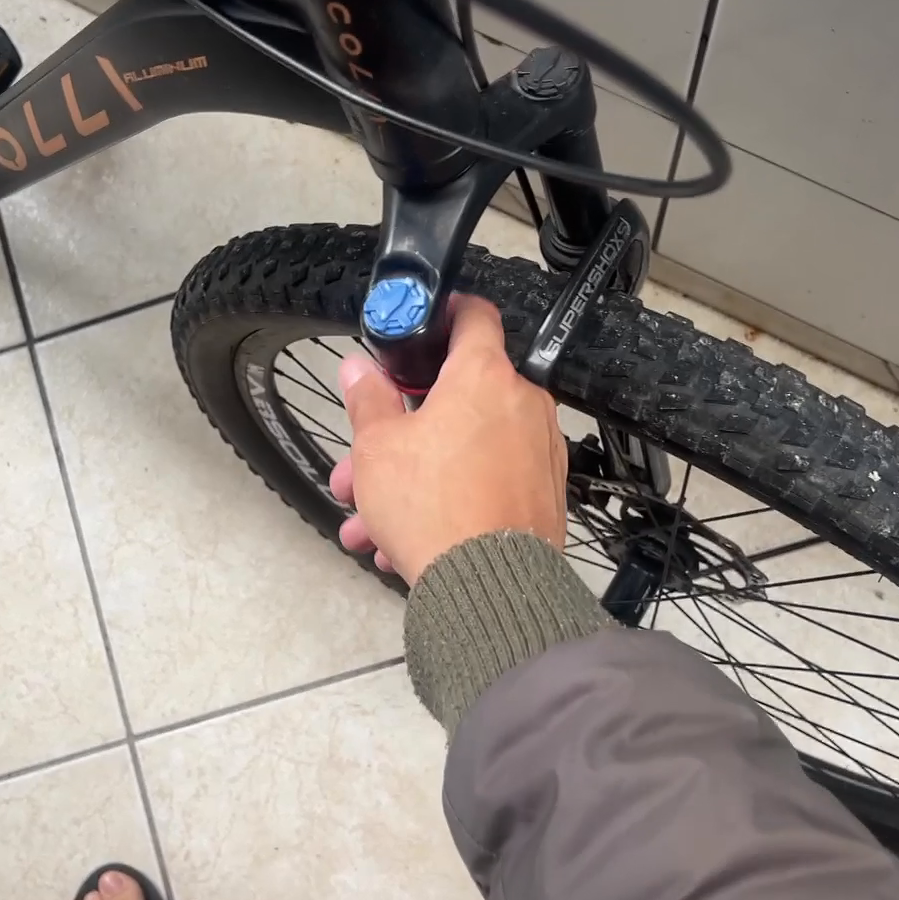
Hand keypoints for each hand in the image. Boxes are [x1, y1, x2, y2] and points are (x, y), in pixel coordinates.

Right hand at [331, 295, 567, 585]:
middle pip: (452, 400)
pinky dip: (445, 501)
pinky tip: (400, 540)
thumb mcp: (378, 448)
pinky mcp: (541, 494)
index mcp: (482, 377)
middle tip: (362, 464)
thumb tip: (357, 370)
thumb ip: (367, 400)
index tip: (425, 324)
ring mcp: (536, 451)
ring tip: (368, 520)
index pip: (473, 315)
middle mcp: (519, 405)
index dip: (445, 312)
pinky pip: (483, 484)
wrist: (489, 587)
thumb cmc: (435, 509)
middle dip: (398, 432)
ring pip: (460, 450)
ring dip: (411, 477)